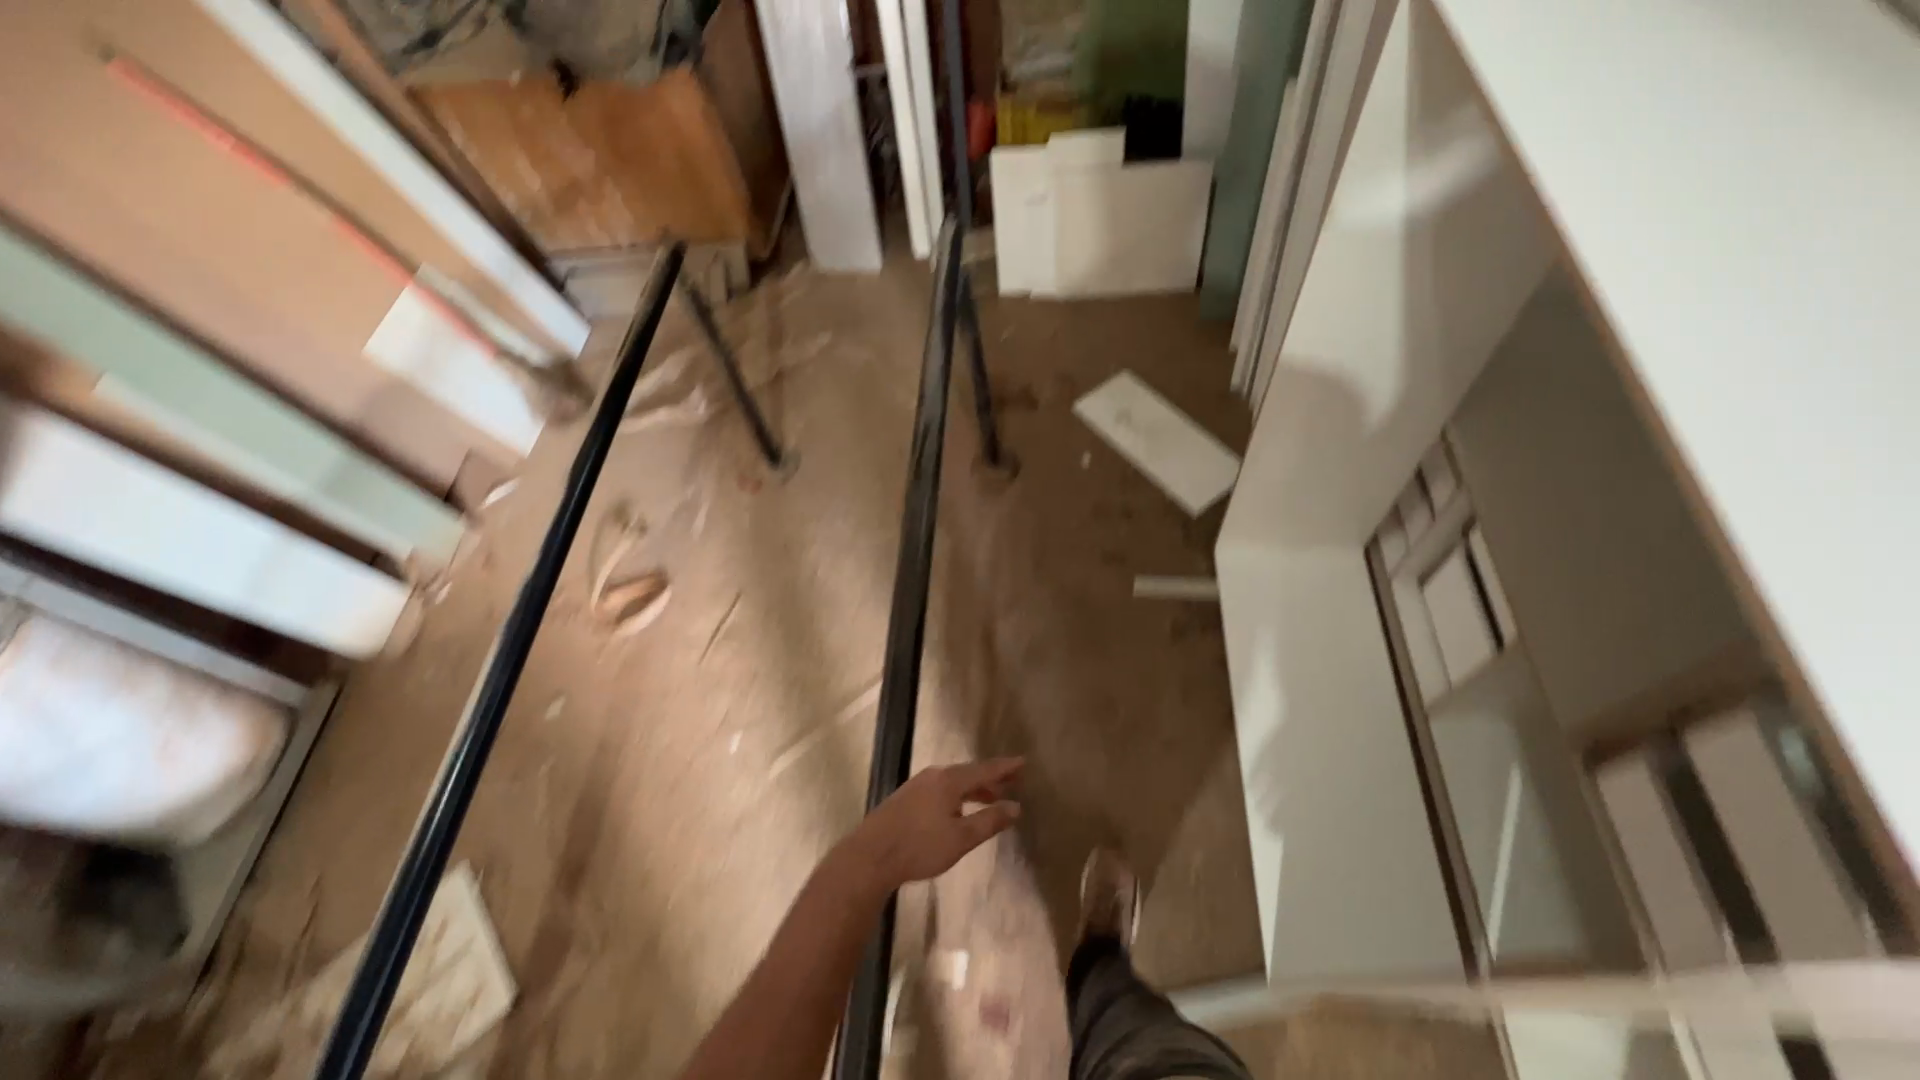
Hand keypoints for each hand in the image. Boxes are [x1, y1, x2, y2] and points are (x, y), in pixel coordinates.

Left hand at [840, 758, 1023, 891]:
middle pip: (968, 773)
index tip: (1023, 762)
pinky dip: (957, 795)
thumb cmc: (919, 847)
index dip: (1005, 767)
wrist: (870, 856)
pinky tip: (958, 810)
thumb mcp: (961, 838)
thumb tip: (1016, 806)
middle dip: (990, 778)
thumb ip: (989, 821)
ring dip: (973, 789)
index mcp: (949, 781)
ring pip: (952, 782)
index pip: (984, 769)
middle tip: (1011, 781)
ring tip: (989, 798)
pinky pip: (940, 790)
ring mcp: (916, 786)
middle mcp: (933, 776)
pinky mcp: (905, 799)